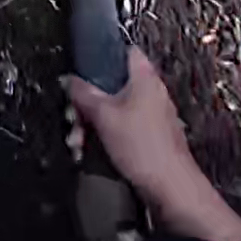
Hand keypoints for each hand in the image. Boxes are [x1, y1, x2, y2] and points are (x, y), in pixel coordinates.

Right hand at [67, 48, 240, 240]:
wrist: (172, 190)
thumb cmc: (142, 146)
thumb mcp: (102, 114)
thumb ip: (82, 92)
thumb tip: (68, 80)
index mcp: (144, 78)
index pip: (126, 50)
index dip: (104, 53)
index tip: (84, 65)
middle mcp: (151, 92)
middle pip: (112, 83)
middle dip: (88, 100)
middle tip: (74, 114)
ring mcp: (153, 115)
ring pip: (113, 107)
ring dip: (92, 121)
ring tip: (78, 140)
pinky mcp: (150, 136)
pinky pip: (121, 126)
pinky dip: (105, 134)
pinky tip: (88, 150)